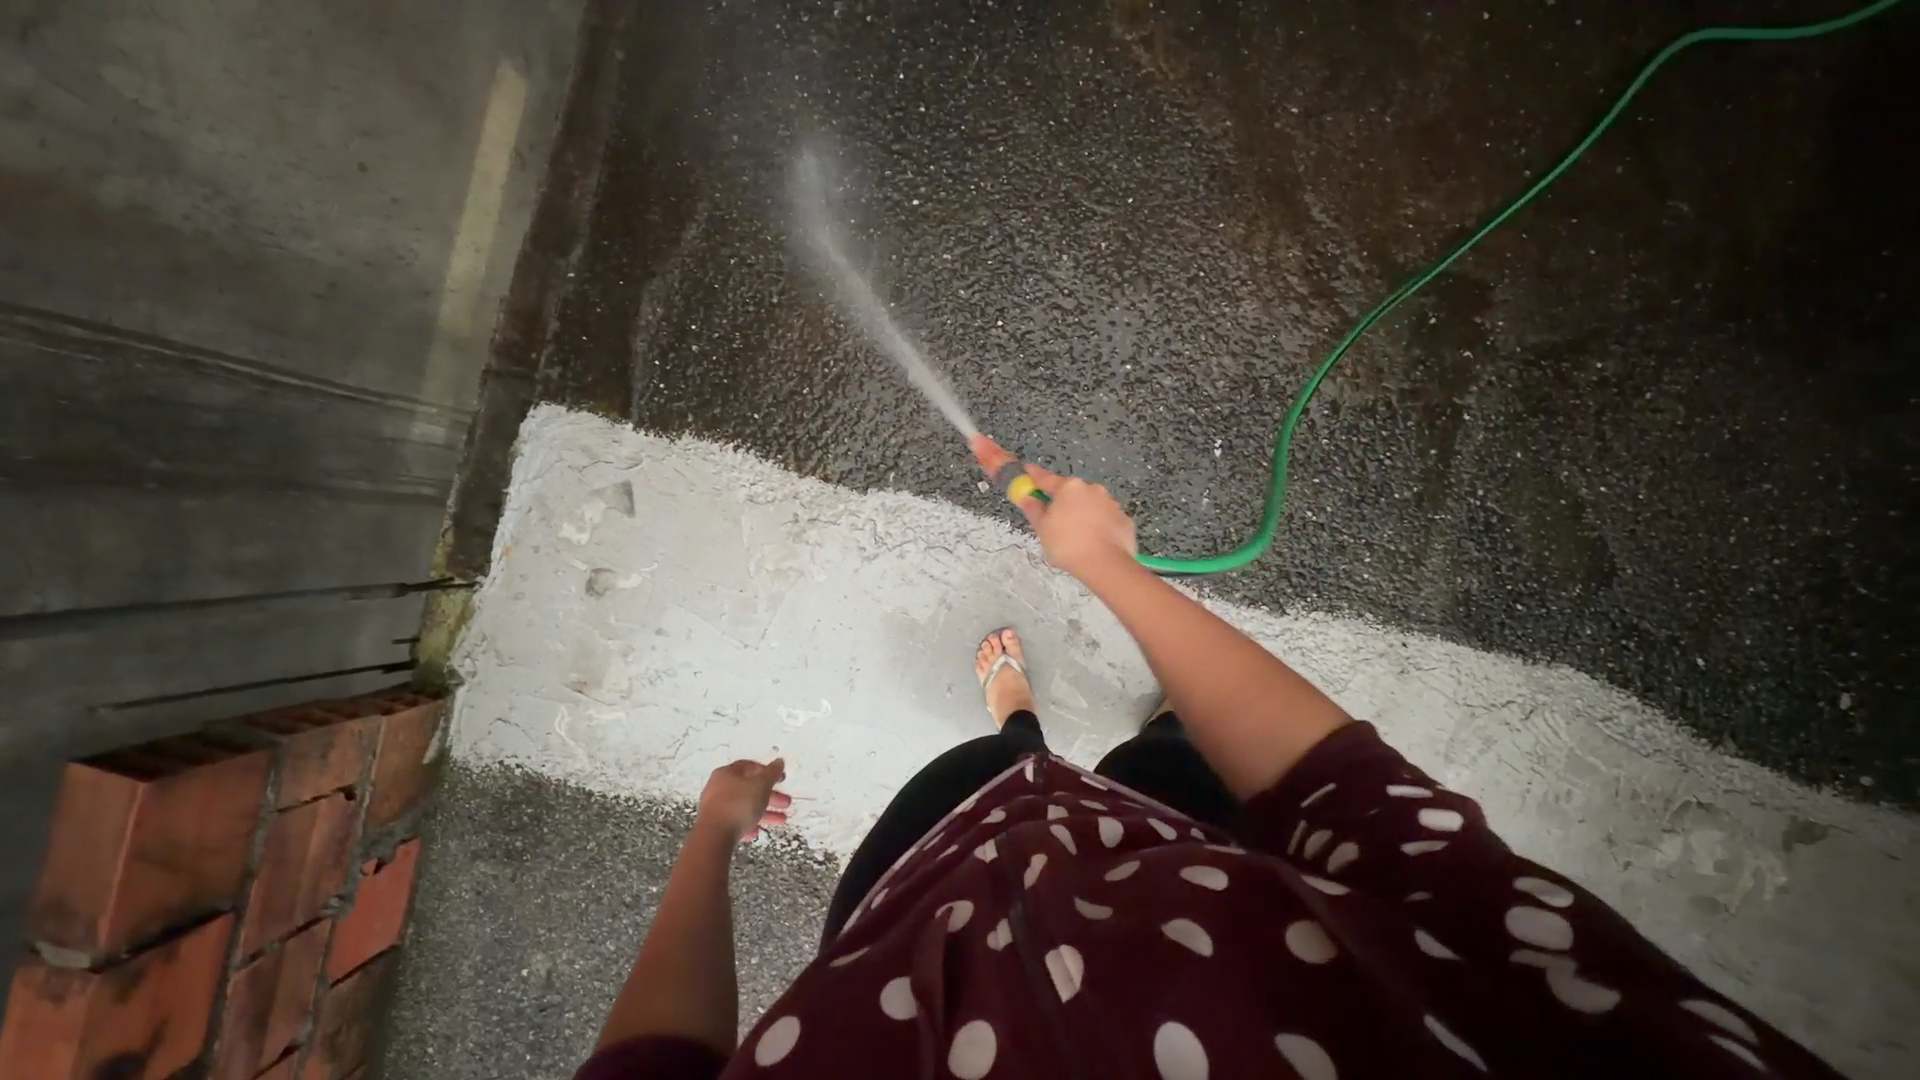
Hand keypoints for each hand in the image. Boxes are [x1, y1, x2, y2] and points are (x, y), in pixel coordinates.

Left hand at [696, 758, 789, 842]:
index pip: (749, 766)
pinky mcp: (715, 825)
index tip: (781, 779)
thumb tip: (779, 761)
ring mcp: (715, 807)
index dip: (767, 771)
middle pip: (749, 789)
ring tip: (782, 820)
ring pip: (744, 806)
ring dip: (764, 812)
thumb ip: (772, 773)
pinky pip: (735, 821)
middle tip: (786, 802)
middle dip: (770, 796)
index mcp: (727, 773)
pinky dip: (748, 824)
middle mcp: (718, 788)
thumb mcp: (761, 785)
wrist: (714, 836)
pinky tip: (757, 831)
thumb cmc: (739, 804)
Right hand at [1016, 465, 1138, 579]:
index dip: (1035, 475)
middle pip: (1072, 492)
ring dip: (1083, 514)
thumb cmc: (1067, 545)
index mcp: (1069, 488)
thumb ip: (1033, 509)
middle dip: (1063, 501)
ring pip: (1091, 505)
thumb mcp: (1042, 529)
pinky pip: (1106, 519)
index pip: (1046, 479)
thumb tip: (1026, 498)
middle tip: (1055, 519)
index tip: (1028, 469)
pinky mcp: (1124, 519)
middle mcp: (1092, 489)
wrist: (1105, 564)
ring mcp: (1111, 503)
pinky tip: (1094, 541)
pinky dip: (1099, 526)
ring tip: (1077, 536)